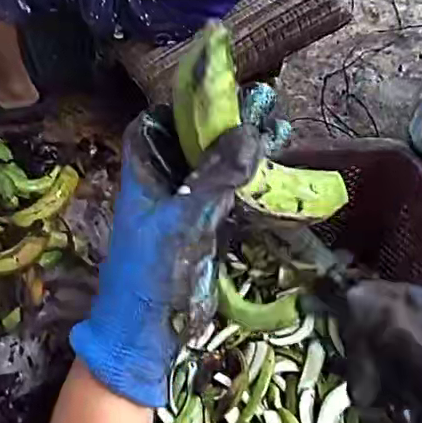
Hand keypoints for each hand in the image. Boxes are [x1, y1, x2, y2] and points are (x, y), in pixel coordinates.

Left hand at [72, 111, 258, 406]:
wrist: (146, 334)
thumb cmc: (152, 274)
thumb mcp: (183, 222)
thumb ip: (214, 178)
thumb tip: (249, 132)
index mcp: (143, 172)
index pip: (158, 122)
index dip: (187, 103)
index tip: (224, 88)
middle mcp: (161, 181)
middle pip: (191, 140)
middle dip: (224, 124)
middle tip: (265, 106)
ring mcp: (182, 204)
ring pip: (211, 165)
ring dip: (240, 150)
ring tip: (278, 131)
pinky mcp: (201, 226)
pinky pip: (224, 193)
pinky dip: (246, 181)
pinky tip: (273, 171)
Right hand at [345, 282, 421, 422]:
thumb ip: (392, 326)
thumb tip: (348, 295)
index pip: (365, 299)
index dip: (350, 328)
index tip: (349, 366)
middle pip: (374, 328)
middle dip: (367, 363)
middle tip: (370, 398)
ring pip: (390, 353)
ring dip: (387, 382)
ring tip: (398, 410)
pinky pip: (412, 371)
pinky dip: (410, 392)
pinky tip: (419, 413)